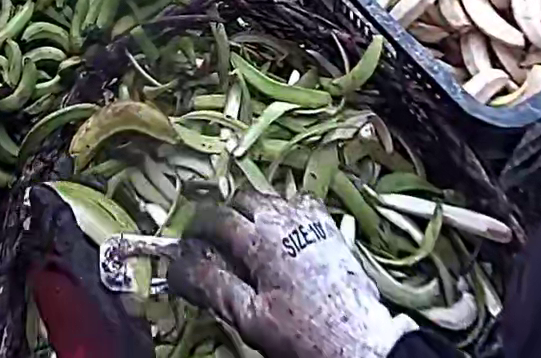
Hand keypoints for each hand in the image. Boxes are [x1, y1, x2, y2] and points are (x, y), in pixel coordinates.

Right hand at [169, 190, 415, 357]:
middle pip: (240, 199)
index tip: (187, 242)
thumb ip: (213, 285)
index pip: (214, 219)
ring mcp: (306, 217)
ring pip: (267, 197)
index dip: (196, 228)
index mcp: (257, 238)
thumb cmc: (303, 335)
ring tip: (247, 235)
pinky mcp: (327, 224)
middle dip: (224, 214)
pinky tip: (284, 230)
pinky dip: (284, 209)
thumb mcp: (251, 318)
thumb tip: (178, 266)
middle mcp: (279, 217)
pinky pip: (299, 201)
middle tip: (216, 239)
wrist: (362, 344)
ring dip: (252, 210)